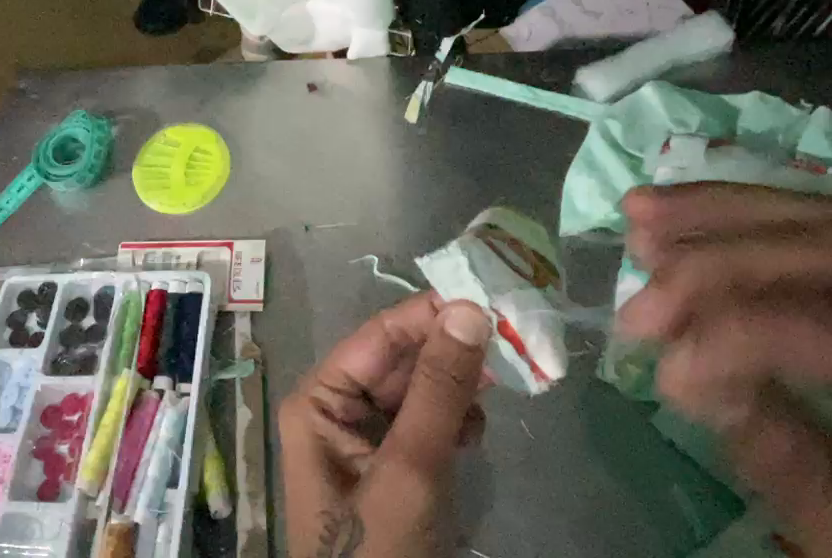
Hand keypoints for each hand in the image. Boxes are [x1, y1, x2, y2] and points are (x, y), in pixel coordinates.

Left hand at [278, 294, 491, 557]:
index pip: (380, 335)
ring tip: (495, 395)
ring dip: (457, 388)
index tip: (490, 299)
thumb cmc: (381, 550)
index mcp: (320, 399)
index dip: (431, 314)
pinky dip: (453, 421)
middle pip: (400, 360)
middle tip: (511, 346)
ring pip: (417, 390)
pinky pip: (424, 423)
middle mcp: (336, 408)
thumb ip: (438, 388)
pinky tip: (474, 433)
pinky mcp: (392, 468)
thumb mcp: (410, 468)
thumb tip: (469, 308)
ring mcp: (363, 439)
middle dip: (451, 354)